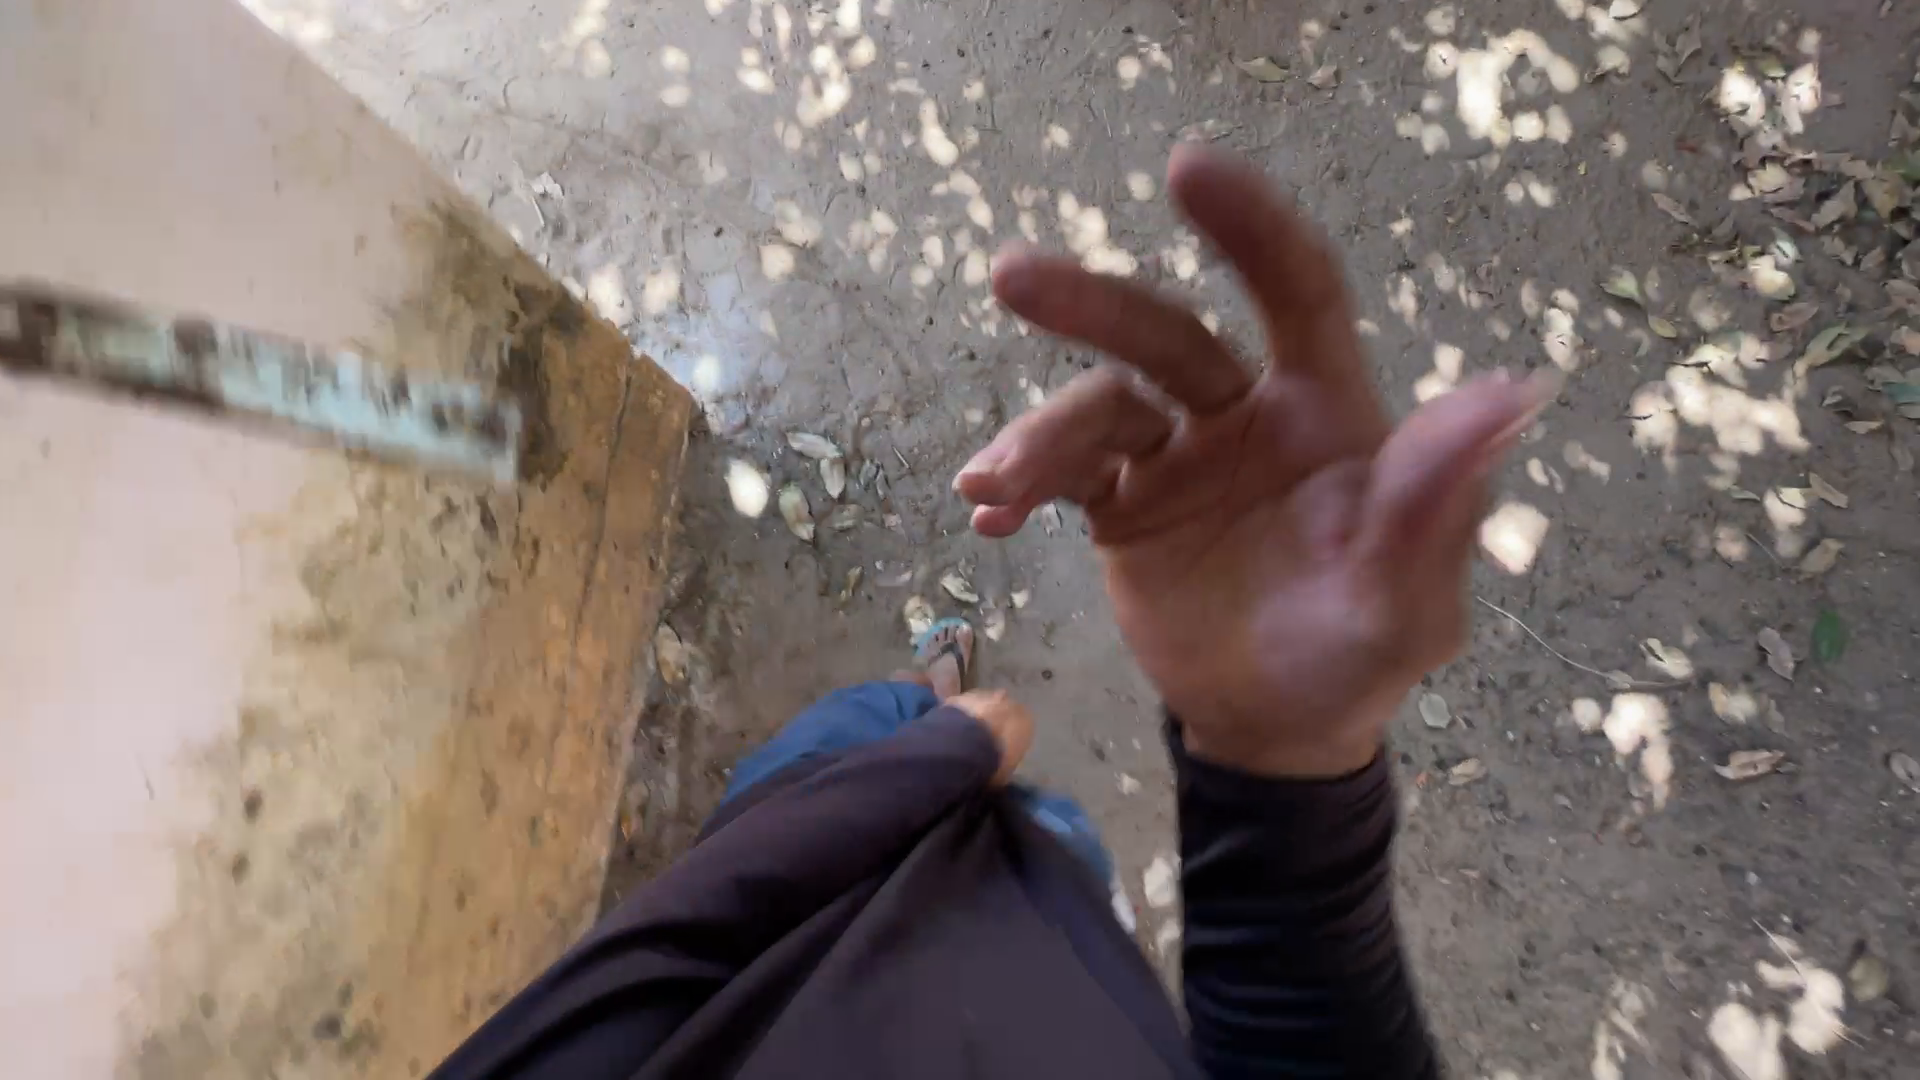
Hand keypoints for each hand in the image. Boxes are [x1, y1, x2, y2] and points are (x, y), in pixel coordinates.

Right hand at [955, 146, 1551, 777]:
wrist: (1268, 723)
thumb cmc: (1350, 660)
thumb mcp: (1402, 606)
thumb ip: (1432, 515)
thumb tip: (1511, 392)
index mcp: (1320, 415)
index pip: (1294, 294)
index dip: (1249, 229)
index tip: (1184, 169)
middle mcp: (1240, 418)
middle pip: (1161, 337)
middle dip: (1089, 306)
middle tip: (1010, 278)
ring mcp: (1170, 460)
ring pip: (1094, 412)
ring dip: (1037, 439)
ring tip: (991, 482)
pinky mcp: (1119, 507)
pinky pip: (1061, 477)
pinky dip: (1020, 488)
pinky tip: (987, 516)